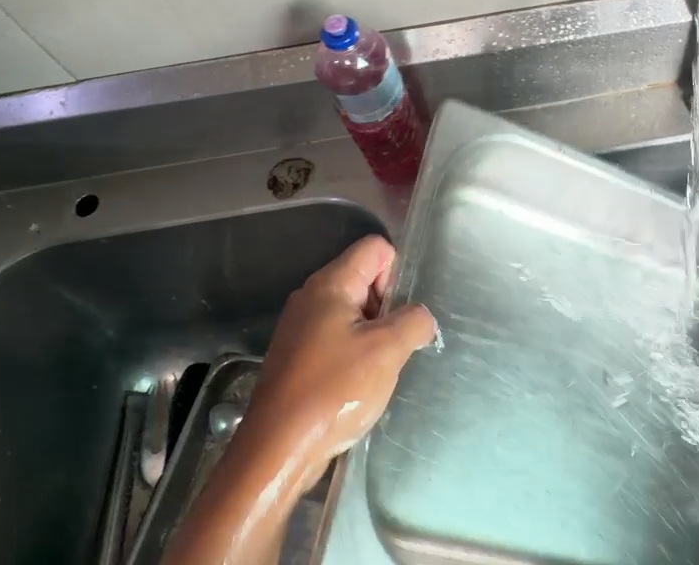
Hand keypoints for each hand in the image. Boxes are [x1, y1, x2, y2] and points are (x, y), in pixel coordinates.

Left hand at [164, 236, 436, 564]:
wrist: (277, 449)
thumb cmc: (334, 391)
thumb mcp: (387, 351)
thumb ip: (414, 321)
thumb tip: (421, 318)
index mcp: (329, 284)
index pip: (376, 248)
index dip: (396, 275)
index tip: (396, 316)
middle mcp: (311, 297)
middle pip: (364, 277)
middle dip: (387, 307)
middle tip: (390, 346)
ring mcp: (300, 327)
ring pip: (353, 311)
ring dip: (373, 335)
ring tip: (375, 370)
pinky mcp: (296, 356)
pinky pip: (337, 337)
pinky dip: (354, 353)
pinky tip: (356, 385)